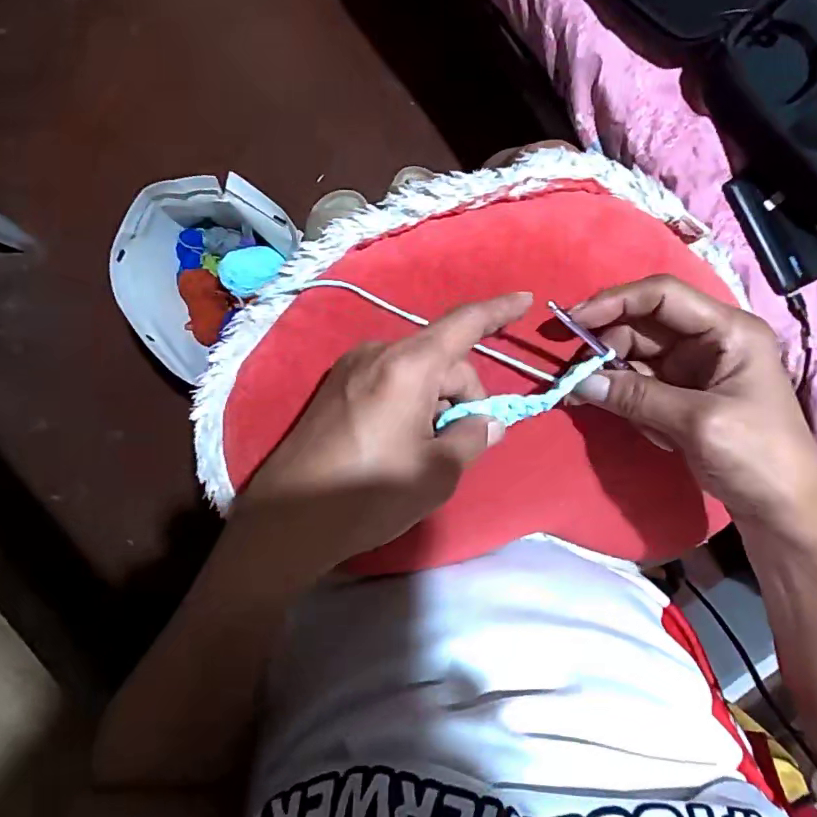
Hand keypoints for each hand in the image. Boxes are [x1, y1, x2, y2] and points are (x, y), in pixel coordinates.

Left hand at [231, 291, 531, 571]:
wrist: (289, 518)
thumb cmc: (370, 494)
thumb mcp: (438, 473)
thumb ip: (472, 438)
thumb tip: (488, 422)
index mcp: (408, 366)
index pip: (464, 324)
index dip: (498, 311)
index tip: (526, 299)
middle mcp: (378, 354)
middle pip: (441, 358)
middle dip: (462, 394)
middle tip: (460, 444)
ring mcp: (351, 368)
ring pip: (415, 372)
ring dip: (434, 401)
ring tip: (424, 451)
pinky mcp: (334, 388)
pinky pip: (389, 381)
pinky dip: (409, 402)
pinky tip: (398, 443)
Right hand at [566, 276, 816, 531]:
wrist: (784, 511)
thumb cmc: (758, 457)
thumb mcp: (698, 423)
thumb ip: (638, 396)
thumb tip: (580, 381)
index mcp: (728, 331)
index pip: (663, 296)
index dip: (615, 301)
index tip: (573, 321)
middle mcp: (709, 341)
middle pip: (643, 324)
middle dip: (604, 343)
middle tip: (570, 373)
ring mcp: (694, 369)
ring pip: (635, 355)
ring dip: (607, 372)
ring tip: (579, 396)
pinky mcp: (682, 396)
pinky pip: (639, 384)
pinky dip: (622, 395)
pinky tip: (616, 413)